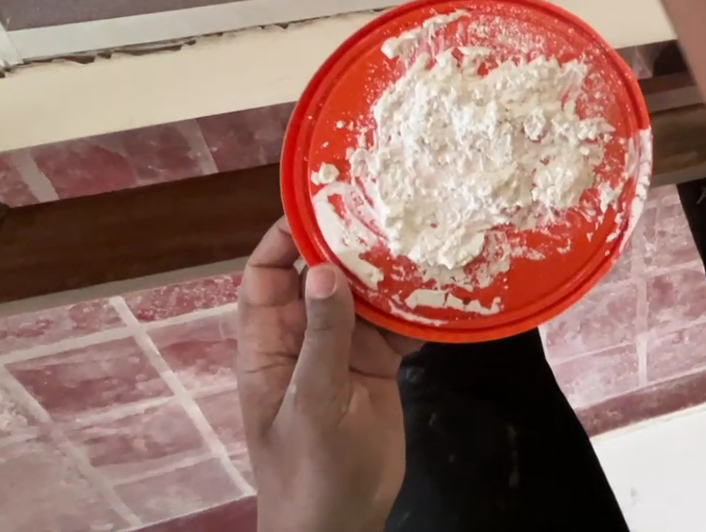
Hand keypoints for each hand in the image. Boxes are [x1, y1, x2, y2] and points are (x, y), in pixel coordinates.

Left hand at [237, 220, 420, 531]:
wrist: (342, 527)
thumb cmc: (309, 471)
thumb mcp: (312, 403)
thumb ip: (322, 337)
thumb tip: (325, 269)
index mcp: (272, 344)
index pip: (267, 276)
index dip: (285, 238)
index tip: (320, 205)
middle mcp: (307, 336)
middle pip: (321, 275)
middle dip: (348, 243)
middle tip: (386, 207)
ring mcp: (344, 348)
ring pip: (363, 293)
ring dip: (387, 269)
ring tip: (418, 235)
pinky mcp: (378, 361)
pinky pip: (395, 321)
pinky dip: (414, 303)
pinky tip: (437, 282)